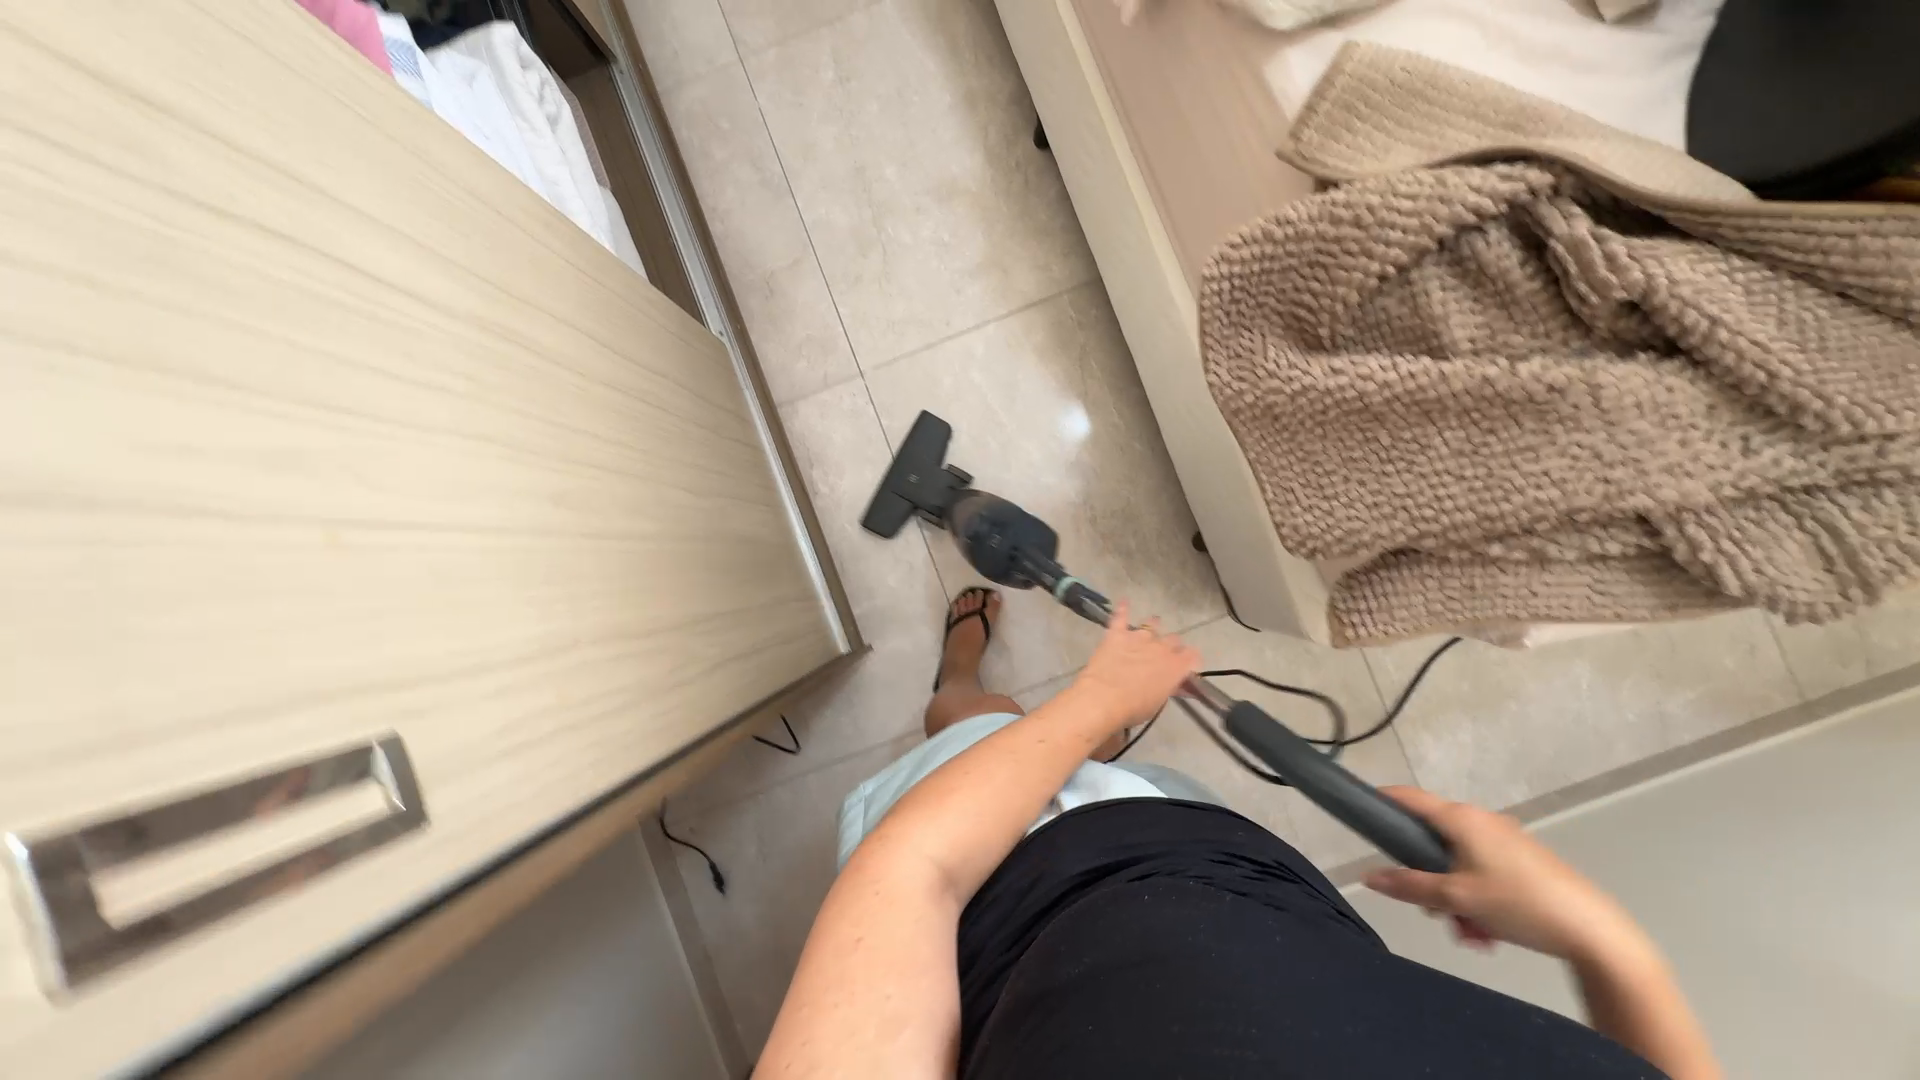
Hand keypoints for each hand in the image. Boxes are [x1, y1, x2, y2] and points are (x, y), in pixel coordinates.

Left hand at [1068, 601, 1200, 734]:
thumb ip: (1170, 687)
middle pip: (1174, 640)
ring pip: (1152, 625)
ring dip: (1153, 627)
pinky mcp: (1117, 634)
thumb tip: (1178, 684)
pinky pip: (1121, 616)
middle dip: (1172, 646)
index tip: (1187, 665)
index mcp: (1176, 666)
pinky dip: (1123, 608)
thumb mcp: (1159, 702)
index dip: (1190, 659)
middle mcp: (1161, 647)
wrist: (1104, 698)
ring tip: (1152, 626)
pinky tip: (1124, 601)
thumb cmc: (1133, 708)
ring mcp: (1138, 637)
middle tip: (1164, 655)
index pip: (1193, 656)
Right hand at [1364, 786, 1644, 962]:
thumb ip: (1409, 886)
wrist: (1594, 933)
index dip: (1380, 802)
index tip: (1359, 816)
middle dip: (1427, 878)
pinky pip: (1482, 872)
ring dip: (1454, 896)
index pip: (1407, 797)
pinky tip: (1490, 930)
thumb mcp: (1456, 898)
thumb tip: (1367, 876)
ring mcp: (1505, 839)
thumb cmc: (1518, 904)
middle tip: (1434, 912)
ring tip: (1471, 933)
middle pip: (1432, 840)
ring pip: (1458, 863)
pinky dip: (1477, 897)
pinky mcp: (1524, 860)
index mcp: (1461, 818)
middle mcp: (1481, 819)